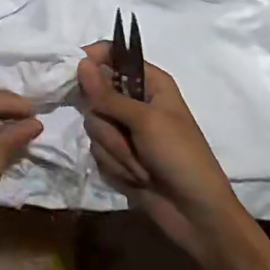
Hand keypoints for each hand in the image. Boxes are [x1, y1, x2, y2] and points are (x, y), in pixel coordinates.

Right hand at [76, 44, 246, 261]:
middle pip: (96, 95)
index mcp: (150, 82)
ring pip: (94, 126)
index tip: (75, 69)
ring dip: (115, 149)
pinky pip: (97, 151)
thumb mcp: (145, 120)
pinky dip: (114, 165)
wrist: (194, 213)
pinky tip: (136, 178)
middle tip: (130, 137)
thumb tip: (81, 63)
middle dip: (108, 123)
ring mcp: (126, 130)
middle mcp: (135, 101)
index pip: (114, 56)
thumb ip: (108, 94)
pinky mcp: (118, 156)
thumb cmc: (179, 155)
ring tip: (141, 166)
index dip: (93, 58)